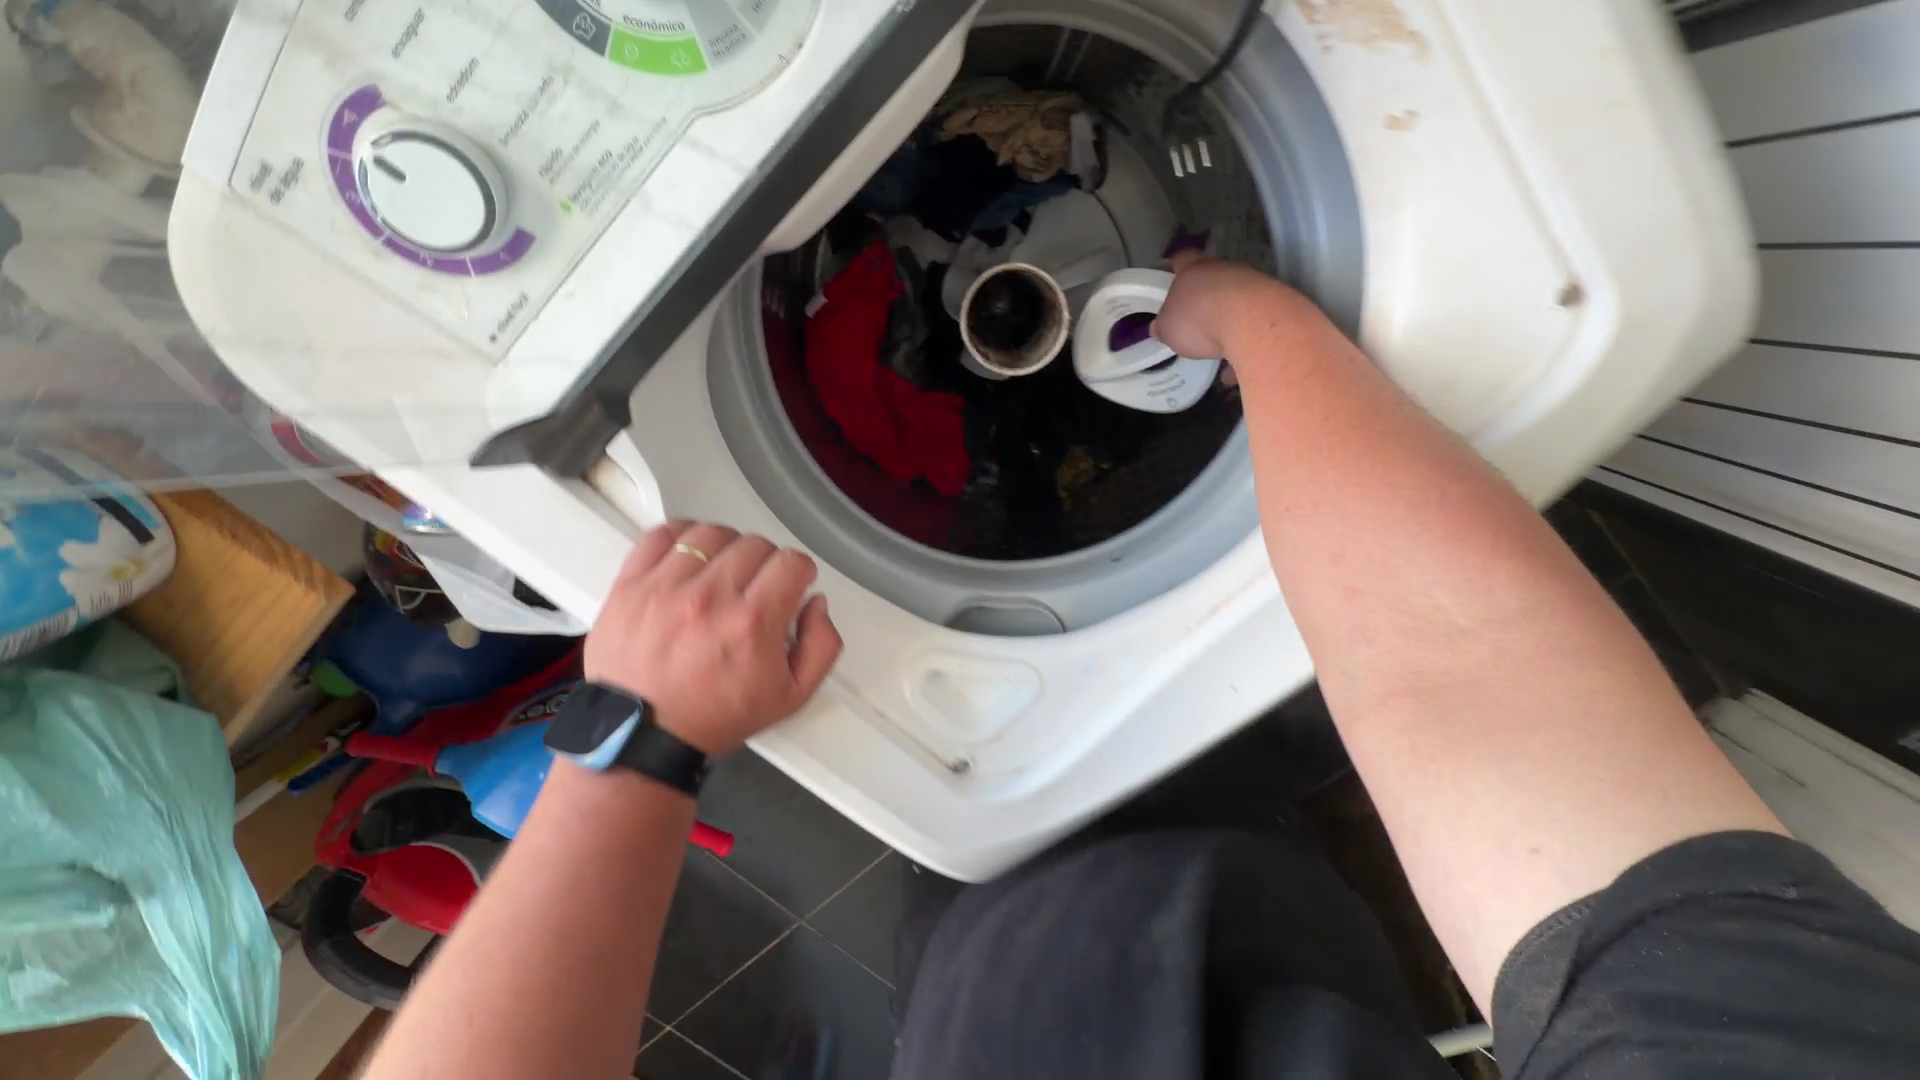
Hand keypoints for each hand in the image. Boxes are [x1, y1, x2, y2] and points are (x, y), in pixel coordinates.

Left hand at [584, 521, 842, 756]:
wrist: (643, 737)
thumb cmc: (712, 717)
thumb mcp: (791, 697)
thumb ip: (822, 646)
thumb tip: (816, 605)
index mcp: (752, 623)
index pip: (791, 562)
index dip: (799, 571)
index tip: (792, 580)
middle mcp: (710, 599)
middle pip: (755, 544)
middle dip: (766, 563)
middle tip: (757, 586)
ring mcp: (666, 588)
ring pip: (712, 533)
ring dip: (727, 547)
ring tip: (724, 571)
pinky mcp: (631, 586)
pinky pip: (661, 534)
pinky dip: (682, 536)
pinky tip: (690, 556)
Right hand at [1152, 253, 1299, 385]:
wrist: (1250, 322)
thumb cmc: (1198, 319)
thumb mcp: (1168, 329)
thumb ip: (1165, 326)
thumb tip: (1160, 328)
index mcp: (1193, 271)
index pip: (1182, 259)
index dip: (1177, 265)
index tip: (1174, 271)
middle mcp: (1224, 271)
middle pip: (1213, 280)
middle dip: (1206, 301)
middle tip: (1196, 323)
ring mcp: (1252, 285)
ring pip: (1236, 303)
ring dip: (1228, 325)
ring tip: (1218, 355)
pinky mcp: (1272, 304)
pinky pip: (1253, 326)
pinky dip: (1244, 345)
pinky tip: (1236, 369)